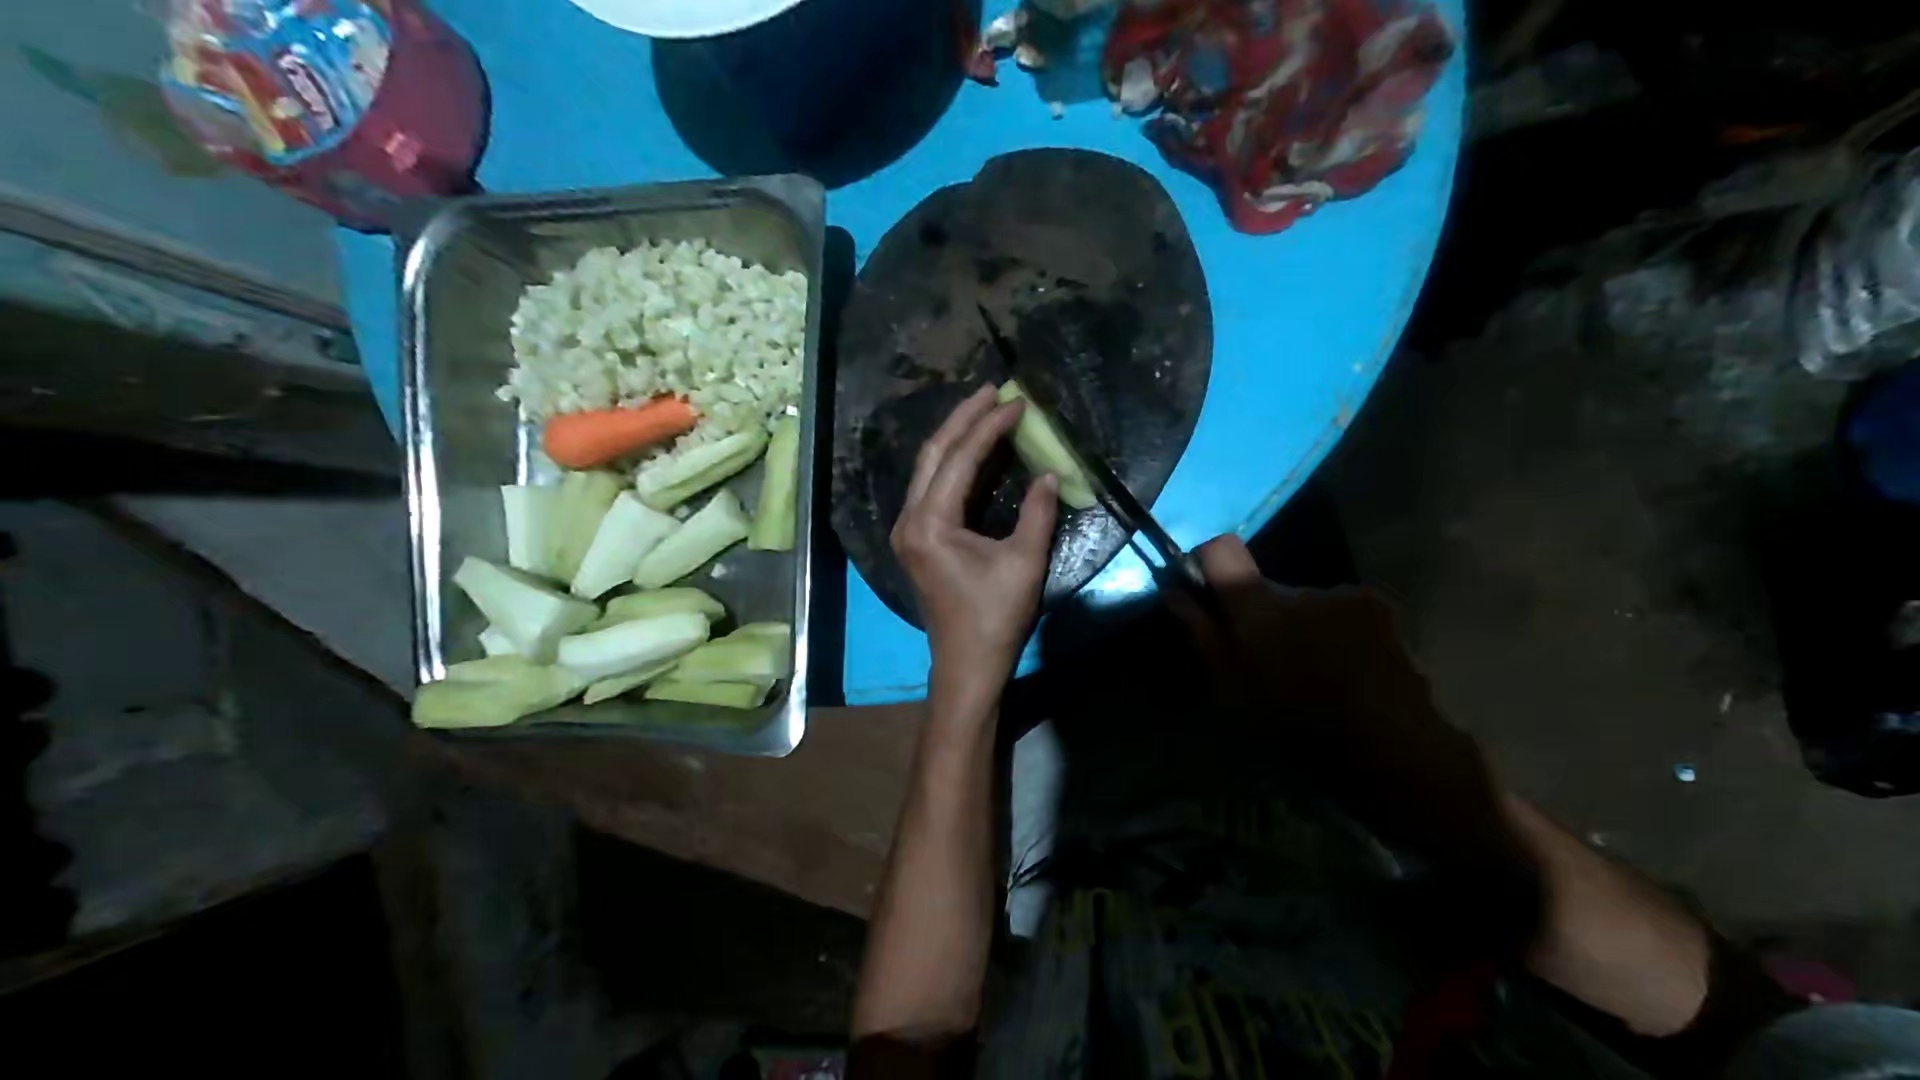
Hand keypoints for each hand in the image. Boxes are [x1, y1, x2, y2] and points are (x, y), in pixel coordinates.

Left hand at [892, 386, 1059, 691]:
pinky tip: (976, 451)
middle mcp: (909, 519)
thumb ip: (1038, 512)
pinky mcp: (915, 539)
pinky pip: (930, 487)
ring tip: (986, 411)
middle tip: (994, 391)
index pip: (960, 459)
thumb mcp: (1025, 562)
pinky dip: (953, 464)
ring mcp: (907, 529)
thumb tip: (1049, 473)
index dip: (989, 427)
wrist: (967, 663)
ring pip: (927, 468)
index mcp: (930, 523)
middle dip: (964, 419)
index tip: (1017, 402)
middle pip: (933, 454)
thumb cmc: (996, 617)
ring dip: (956, 438)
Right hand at [1180, 535, 1430, 720]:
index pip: (1222, 550)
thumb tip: (1175, 593)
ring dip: (1306, 623)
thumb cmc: (1296, 725)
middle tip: (1275, 657)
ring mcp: (1344, 594)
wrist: (1389, 747)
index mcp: (1259, 610)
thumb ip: (1203, 635)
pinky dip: (1340, 627)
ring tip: (1319, 667)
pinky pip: (1342, 607)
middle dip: (1264, 612)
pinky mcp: (1379, 605)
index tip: (1212, 588)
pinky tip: (1351, 662)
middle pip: (1267, 587)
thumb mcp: (1232, 691)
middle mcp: (1300, 590)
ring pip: (1307, 601)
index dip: (1210, 561)